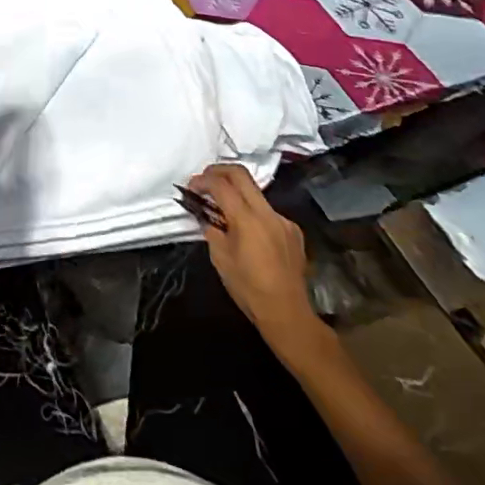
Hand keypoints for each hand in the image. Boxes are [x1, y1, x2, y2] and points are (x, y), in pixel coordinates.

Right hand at [188, 164, 319, 342]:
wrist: (287, 313)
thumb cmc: (247, 287)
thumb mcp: (219, 257)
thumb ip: (211, 229)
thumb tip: (205, 215)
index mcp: (247, 219)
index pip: (221, 185)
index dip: (202, 181)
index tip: (191, 188)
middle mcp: (268, 213)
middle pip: (241, 175)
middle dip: (218, 171)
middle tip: (204, 181)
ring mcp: (284, 221)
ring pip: (256, 194)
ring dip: (236, 194)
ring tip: (222, 210)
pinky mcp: (293, 232)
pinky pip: (268, 212)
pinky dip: (252, 213)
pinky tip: (246, 231)